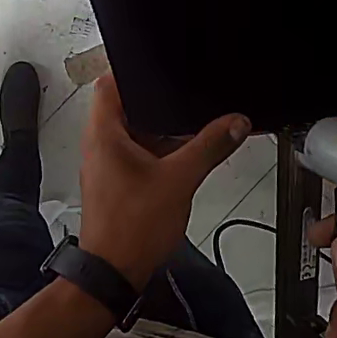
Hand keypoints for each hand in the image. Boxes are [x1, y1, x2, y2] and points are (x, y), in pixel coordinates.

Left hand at [76, 76, 249, 289]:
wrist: (115, 272)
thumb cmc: (133, 227)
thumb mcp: (179, 179)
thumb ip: (210, 146)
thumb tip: (236, 123)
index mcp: (105, 135)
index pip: (108, 84)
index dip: (132, 69)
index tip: (160, 65)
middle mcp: (100, 146)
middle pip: (126, 106)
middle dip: (158, 102)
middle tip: (186, 95)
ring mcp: (108, 165)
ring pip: (135, 132)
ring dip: (161, 129)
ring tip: (192, 124)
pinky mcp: (118, 183)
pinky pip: (139, 155)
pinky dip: (160, 151)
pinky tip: (186, 156)